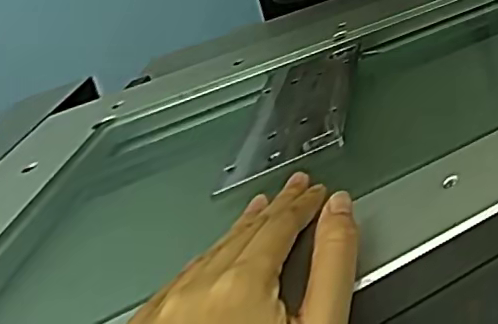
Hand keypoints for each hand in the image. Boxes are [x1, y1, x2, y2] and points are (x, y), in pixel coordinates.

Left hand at [130, 172, 358, 323]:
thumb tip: (340, 208)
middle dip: (276, 208)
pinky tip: (212, 259)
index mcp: (241, 282)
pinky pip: (173, 286)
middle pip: (245, 234)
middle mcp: (192, 294)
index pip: (282, 223)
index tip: (318, 192)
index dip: (305, 202)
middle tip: (295, 187)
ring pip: (207, 257)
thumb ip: (334, 260)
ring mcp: (158, 317)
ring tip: (258, 213)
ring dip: (239, 232)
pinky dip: (202, 264)